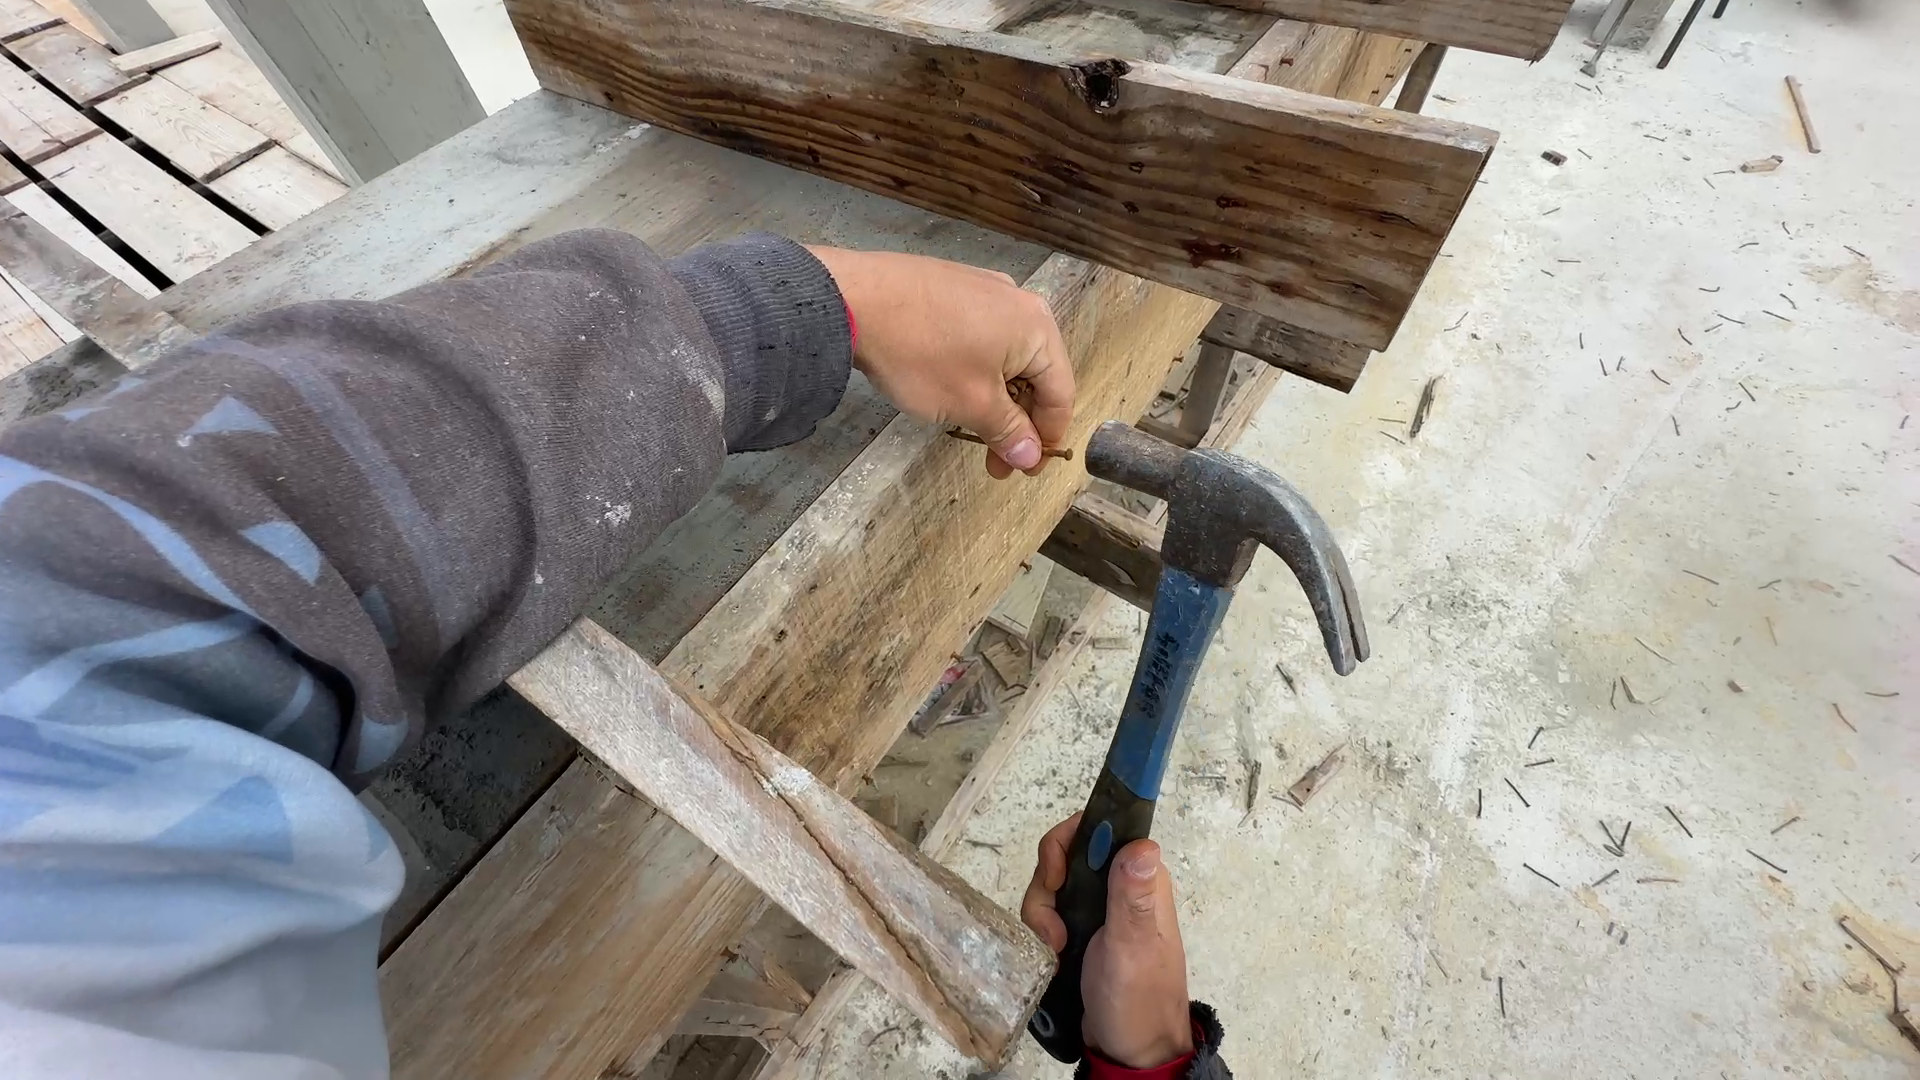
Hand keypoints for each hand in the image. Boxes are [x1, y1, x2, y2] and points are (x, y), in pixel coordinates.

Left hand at [805, 246, 1073, 476]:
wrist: (854, 299)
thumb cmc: (921, 354)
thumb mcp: (972, 403)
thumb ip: (1009, 431)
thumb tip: (1031, 456)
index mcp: (1038, 327)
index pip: (1061, 393)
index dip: (1048, 438)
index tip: (1027, 470)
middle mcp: (1020, 301)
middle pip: (1035, 375)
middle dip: (1017, 423)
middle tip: (996, 462)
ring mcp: (985, 290)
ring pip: (1005, 358)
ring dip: (995, 401)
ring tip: (971, 431)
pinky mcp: (954, 288)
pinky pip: (979, 338)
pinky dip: (975, 372)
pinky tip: (952, 391)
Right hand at [1020, 814, 1193, 1067]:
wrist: (1130, 1053)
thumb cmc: (1137, 998)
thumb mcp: (1131, 946)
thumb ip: (1132, 896)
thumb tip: (1145, 843)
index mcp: (1138, 876)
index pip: (1096, 828)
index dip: (1066, 842)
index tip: (1056, 876)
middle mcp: (1117, 883)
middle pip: (1064, 855)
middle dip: (1048, 887)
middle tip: (1055, 926)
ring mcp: (1097, 906)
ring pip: (1051, 883)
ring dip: (1042, 914)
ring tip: (1056, 948)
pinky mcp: (1080, 928)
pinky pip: (1047, 910)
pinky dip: (1041, 929)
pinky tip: (1053, 954)